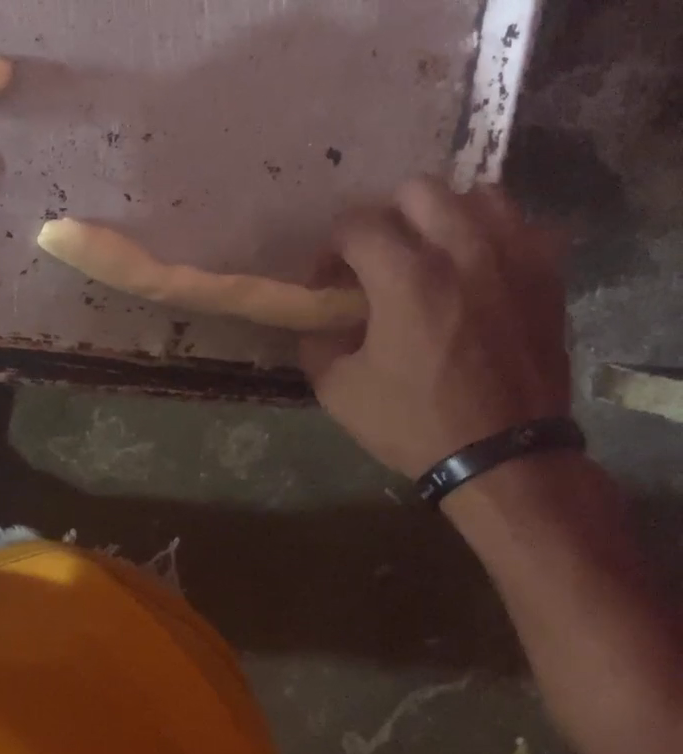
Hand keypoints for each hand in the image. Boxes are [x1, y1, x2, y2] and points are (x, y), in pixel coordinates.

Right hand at [301, 178, 571, 478]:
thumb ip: (320, 339)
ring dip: (441, 218)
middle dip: (384, 219)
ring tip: (424, 257)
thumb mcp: (336, 386)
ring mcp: (515, 257)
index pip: (356, 225)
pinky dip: (488, 236)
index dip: (328, 249)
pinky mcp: (546, 273)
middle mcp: (464, 251)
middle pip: (419, 192)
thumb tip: (320, 318)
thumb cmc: (407, 419)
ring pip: (477, 196)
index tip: (324, 281)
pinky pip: (519, 226)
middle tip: (371, 260)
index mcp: (405, 278)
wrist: (500, 448)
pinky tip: (470, 271)